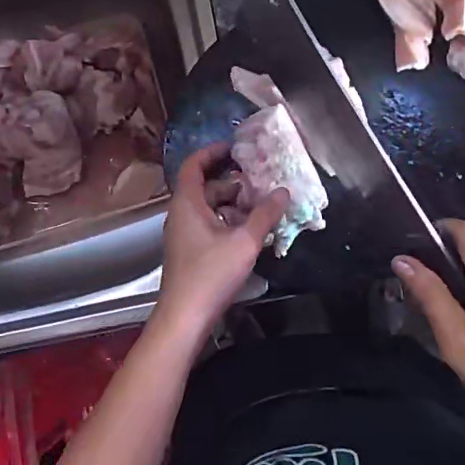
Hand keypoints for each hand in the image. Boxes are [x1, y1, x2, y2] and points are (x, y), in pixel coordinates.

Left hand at [153, 143, 286, 339]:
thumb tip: (283, 192)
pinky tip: (251, 233)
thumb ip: (265, 214)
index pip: (194, 165)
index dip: (212, 152)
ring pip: (209, 208)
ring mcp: (184, 234)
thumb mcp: (244, 241)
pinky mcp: (190, 252)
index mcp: (187, 203)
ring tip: (262, 208)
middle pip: (205, 187)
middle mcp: (181, 214)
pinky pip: (210, 226)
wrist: (185, 317)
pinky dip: (229, 223)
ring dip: (234, 205)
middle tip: (260, 182)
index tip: (235, 147)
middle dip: (233, 183)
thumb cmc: (210, 274)